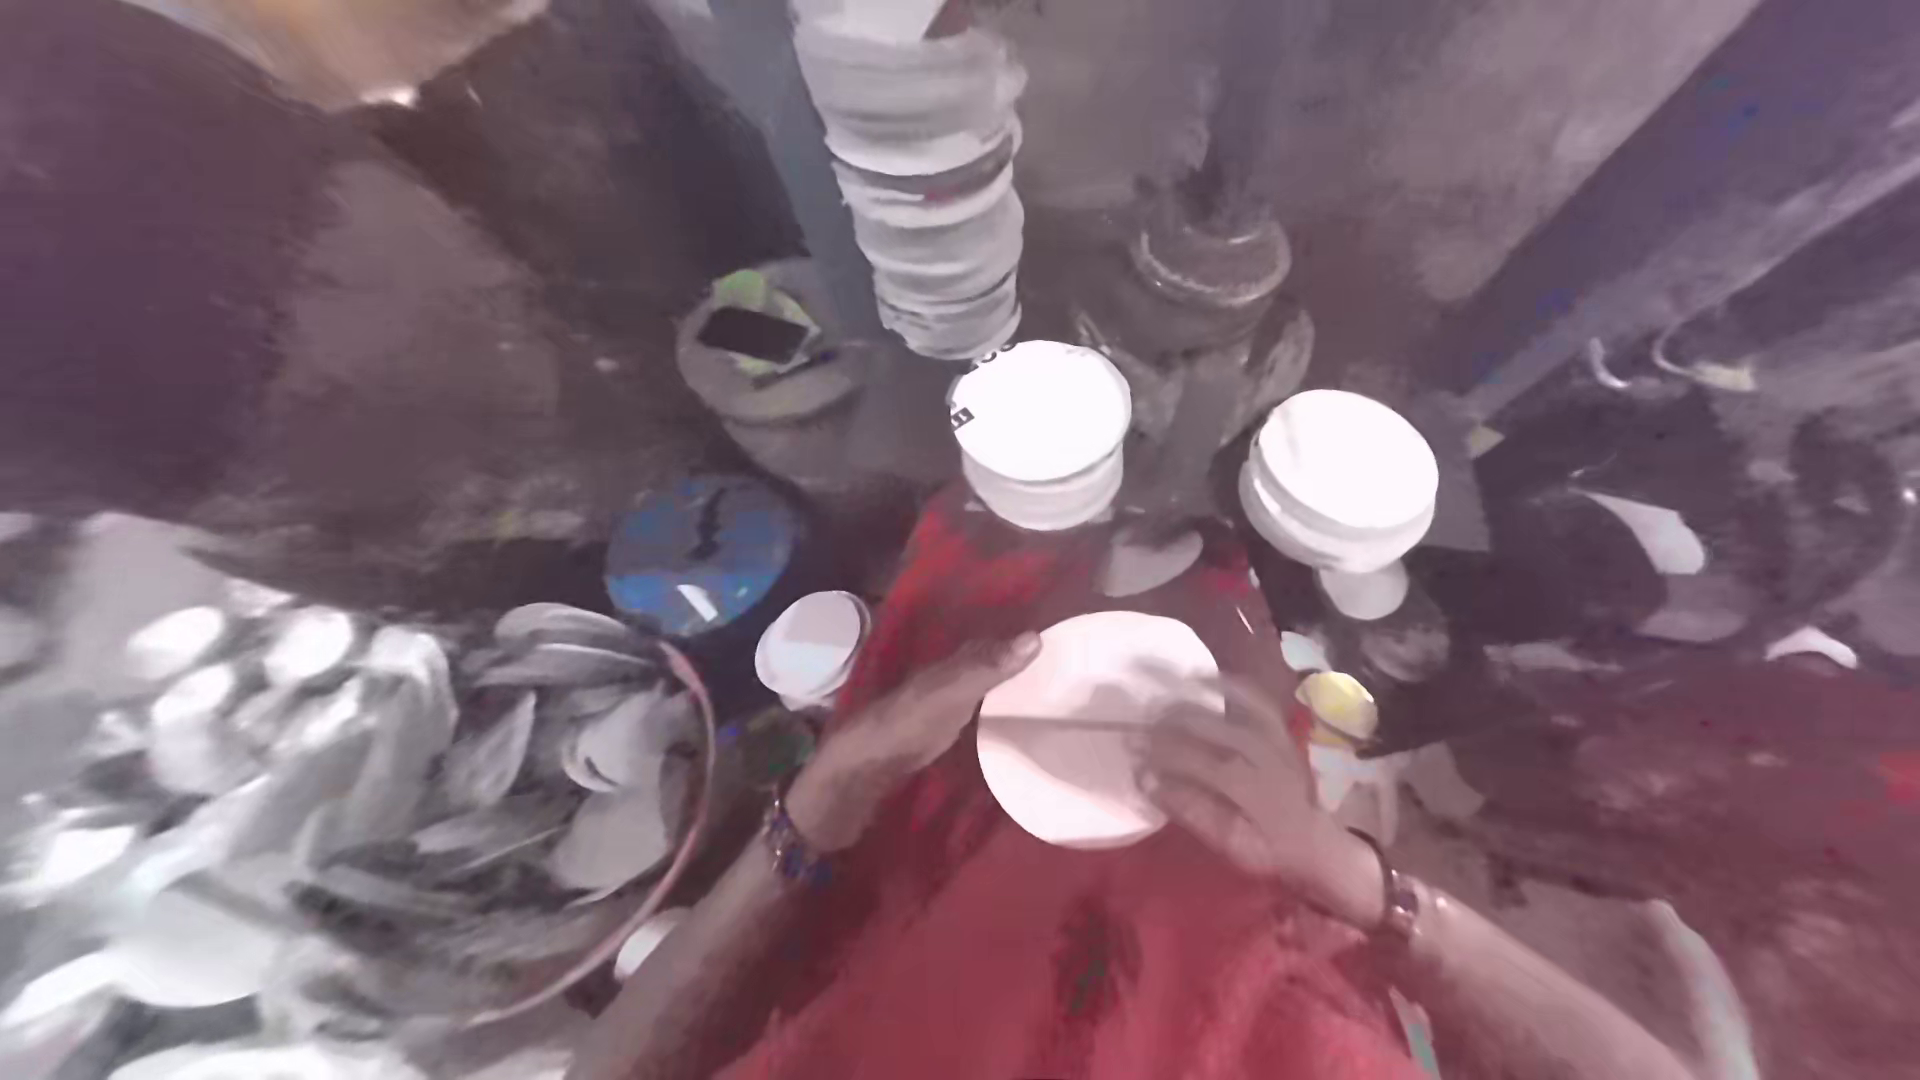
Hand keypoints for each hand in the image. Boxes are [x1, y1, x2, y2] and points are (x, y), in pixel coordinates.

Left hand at [786, 634, 1042, 850]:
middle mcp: (947, 680)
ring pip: (982, 688)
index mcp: (950, 665)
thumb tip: (1035, 636)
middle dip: (1018, 663)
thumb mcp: (949, 694)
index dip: (1022, 641)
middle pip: (988, 664)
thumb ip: (986, 668)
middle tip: (1061, 670)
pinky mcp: (939, 734)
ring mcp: (942, 708)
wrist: (860, 773)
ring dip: (1008, 686)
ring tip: (1047, 693)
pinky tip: (1011, 721)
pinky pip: (975, 713)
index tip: (1061, 641)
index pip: (994, 644)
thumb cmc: (905, 727)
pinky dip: (995, 711)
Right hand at [1139, 677, 1385, 928]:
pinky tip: (1198, 678)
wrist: (1319, 841)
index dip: (1160, 753)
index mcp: (1251, 787)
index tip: (1133, 753)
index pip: (1195, 760)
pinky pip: (1251, 696)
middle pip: (1206, 728)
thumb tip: (1146, 779)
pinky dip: (1224, 682)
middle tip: (1137, 728)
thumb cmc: (1268, 847)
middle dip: (1165, 726)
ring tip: (1156, 703)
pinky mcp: (1277, 726)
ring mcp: (1273, 735)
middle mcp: (1263, 753)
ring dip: (1187, 702)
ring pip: (1225, 707)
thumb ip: (1189, 809)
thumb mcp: (1229, 843)